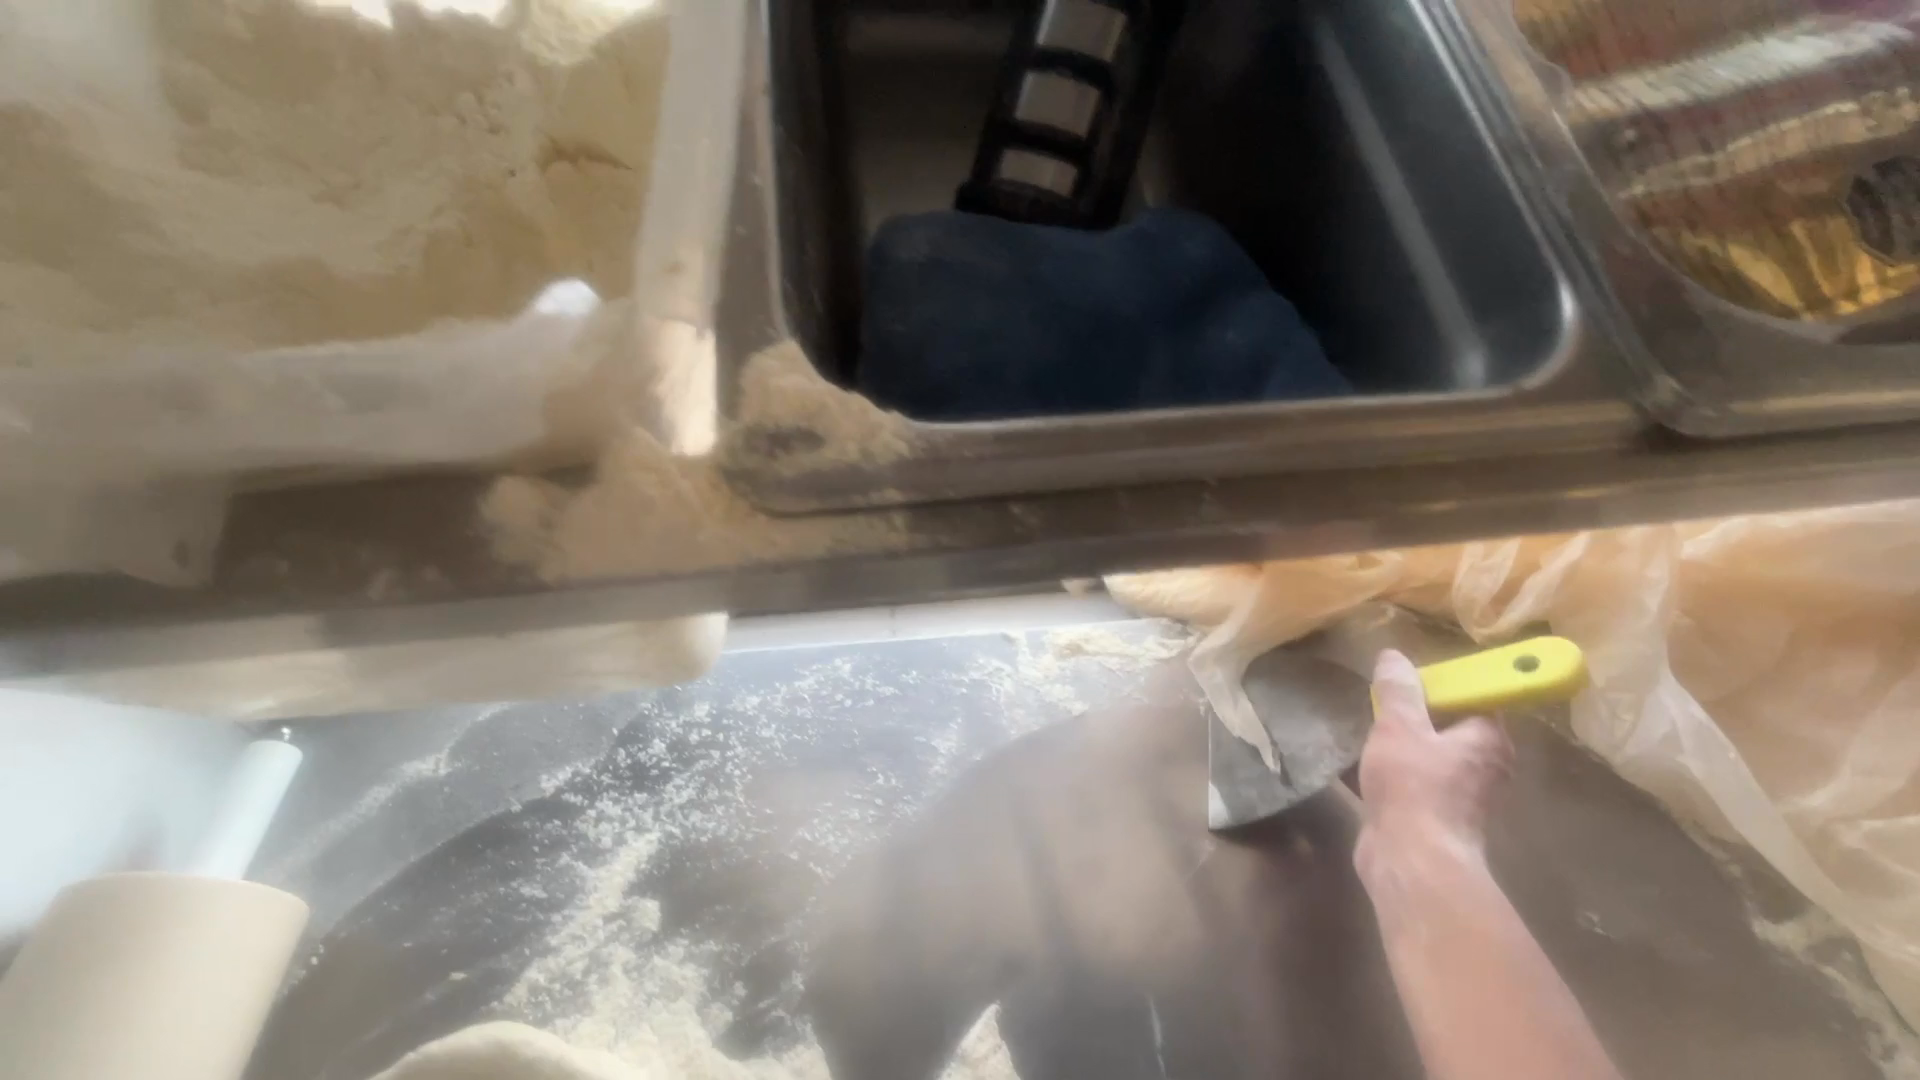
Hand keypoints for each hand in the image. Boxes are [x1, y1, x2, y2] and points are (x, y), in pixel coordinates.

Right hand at [1353, 649, 1513, 877]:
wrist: (1411, 860)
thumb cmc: (1413, 788)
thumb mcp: (1398, 727)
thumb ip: (1397, 691)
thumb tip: (1394, 656)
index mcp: (1488, 739)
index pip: (1476, 696)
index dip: (1443, 683)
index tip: (1407, 680)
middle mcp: (1484, 765)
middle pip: (1450, 724)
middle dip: (1415, 713)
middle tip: (1381, 704)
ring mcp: (1461, 794)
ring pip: (1430, 754)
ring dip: (1401, 743)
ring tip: (1368, 732)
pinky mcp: (1434, 815)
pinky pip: (1414, 780)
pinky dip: (1393, 770)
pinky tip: (1361, 766)